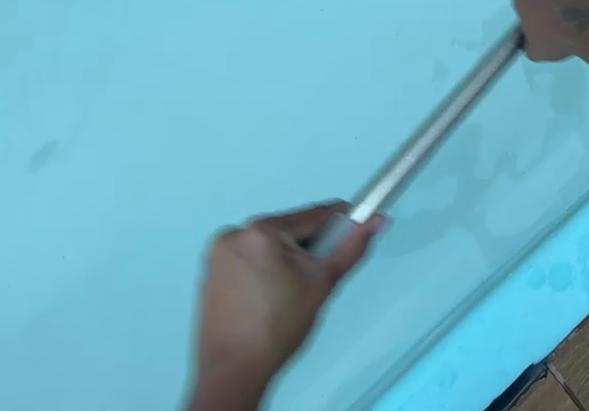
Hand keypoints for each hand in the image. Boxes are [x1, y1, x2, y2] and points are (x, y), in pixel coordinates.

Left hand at [187, 201, 383, 410]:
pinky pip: (251, 258)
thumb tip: (379, 219)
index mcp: (262, 229)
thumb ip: (353, 246)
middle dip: (309, 248)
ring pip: (271, 244)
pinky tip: (272, 296)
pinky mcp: (209, 272)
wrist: (232, 374)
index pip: (315, 215)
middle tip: (317, 278)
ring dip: (288, 258)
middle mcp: (235, 233)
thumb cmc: (280, 325)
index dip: (339, 225)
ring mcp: (218, 253)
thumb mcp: (324, 282)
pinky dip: (266, 268)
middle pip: (291, 229)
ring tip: (292, 292)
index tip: (352, 238)